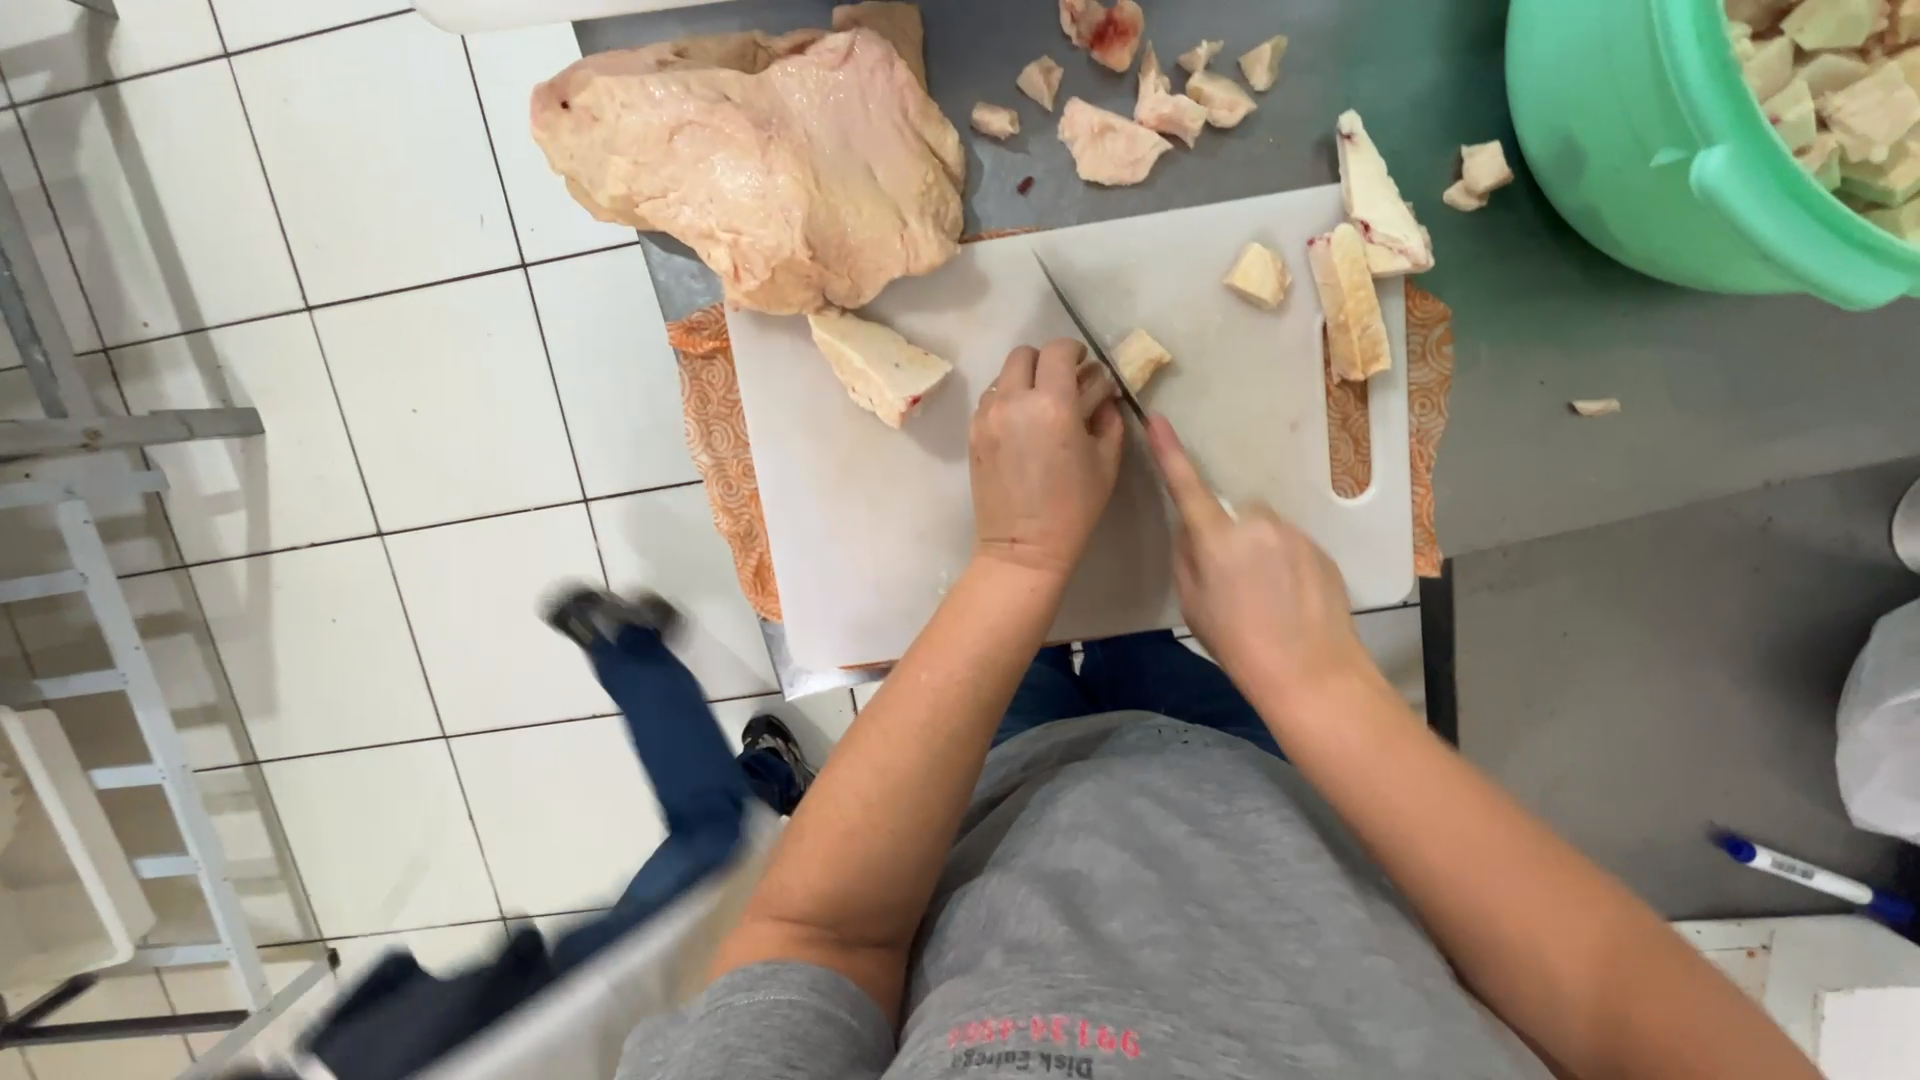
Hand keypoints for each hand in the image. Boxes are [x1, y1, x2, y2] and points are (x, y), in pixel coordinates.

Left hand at [970, 339, 1123, 578]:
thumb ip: (1108, 418)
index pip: (1058, 351)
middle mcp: (1014, 401)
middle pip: (1024, 354)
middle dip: (1045, 361)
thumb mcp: (1106, 461)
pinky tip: (1021, 427)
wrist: (1022, 546)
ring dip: (1023, 381)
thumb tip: (1104, 395)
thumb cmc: (1073, 508)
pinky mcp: (973, 434)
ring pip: (1003, 376)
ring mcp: (987, 417)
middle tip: (1062, 383)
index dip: (1074, 351)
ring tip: (1039, 407)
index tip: (1083, 365)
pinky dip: (1006, 401)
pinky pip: (989, 401)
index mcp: (1053, 404)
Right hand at [1146, 413, 1374, 700]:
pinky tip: (1289, 598)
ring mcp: (1293, 533)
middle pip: (1233, 512)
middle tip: (1231, 580)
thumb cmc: (1238, 644)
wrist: (1311, 671)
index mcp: (1216, 539)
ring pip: (1264, 528)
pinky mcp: (1319, 547)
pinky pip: (1290, 543)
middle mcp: (1255, 524)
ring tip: (1266, 595)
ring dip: (1259, 547)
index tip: (1157, 420)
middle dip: (1228, 533)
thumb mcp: (1193, 605)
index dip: (1168, 452)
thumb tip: (1191, 530)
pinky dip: (1284, 562)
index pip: (1186, 486)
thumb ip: (1187, 558)